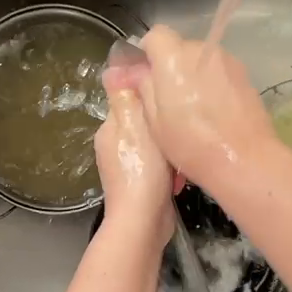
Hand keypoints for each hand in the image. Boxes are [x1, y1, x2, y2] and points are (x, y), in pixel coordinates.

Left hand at [96, 67, 175, 245]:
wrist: (142, 222)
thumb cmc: (141, 170)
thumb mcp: (133, 124)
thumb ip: (123, 97)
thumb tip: (111, 68)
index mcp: (110, 128)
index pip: (130, 97)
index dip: (151, 94)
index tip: (172, 93)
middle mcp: (115, 145)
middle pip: (146, 122)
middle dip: (165, 125)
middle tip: (181, 127)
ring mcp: (128, 167)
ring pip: (156, 145)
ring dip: (171, 149)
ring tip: (182, 154)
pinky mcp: (142, 186)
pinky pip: (160, 167)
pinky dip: (171, 170)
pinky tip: (180, 178)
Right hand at [136, 25, 280, 188]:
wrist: (243, 159)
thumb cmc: (191, 143)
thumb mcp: (154, 120)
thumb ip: (142, 87)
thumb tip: (128, 71)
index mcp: (174, 57)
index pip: (155, 35)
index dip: (147, 54)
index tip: (144, 78)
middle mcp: (202, 50)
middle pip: (179, 48)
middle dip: (170, 67)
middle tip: (166, 100)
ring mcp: (227, 61)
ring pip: (200, 61)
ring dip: (192, 76)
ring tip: (192, 110)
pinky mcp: (244, 76)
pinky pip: (218, 73)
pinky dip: (211, 85)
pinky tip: (213, 113)